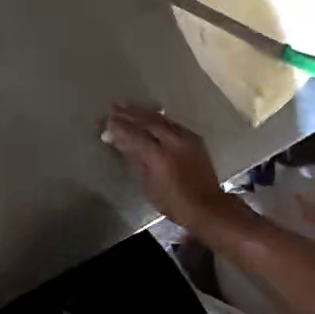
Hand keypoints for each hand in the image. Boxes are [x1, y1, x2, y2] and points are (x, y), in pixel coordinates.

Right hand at [104, 104, 232, 224]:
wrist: (207, 206)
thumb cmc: (174, 203)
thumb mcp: (150, 186)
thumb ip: (139, 162)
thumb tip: (126, 146)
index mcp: (160, 156)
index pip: (135, 136)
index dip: (120, 128)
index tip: (107, 121)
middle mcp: (174, 142)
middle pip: (148, 122)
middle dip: (130, 114)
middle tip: (114, 107)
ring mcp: (186, 138)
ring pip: (162, 120)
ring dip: (144, 113)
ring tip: (129, 108)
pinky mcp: (194, 139)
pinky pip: (173, 124)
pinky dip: (159, 119)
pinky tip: (151, 116)